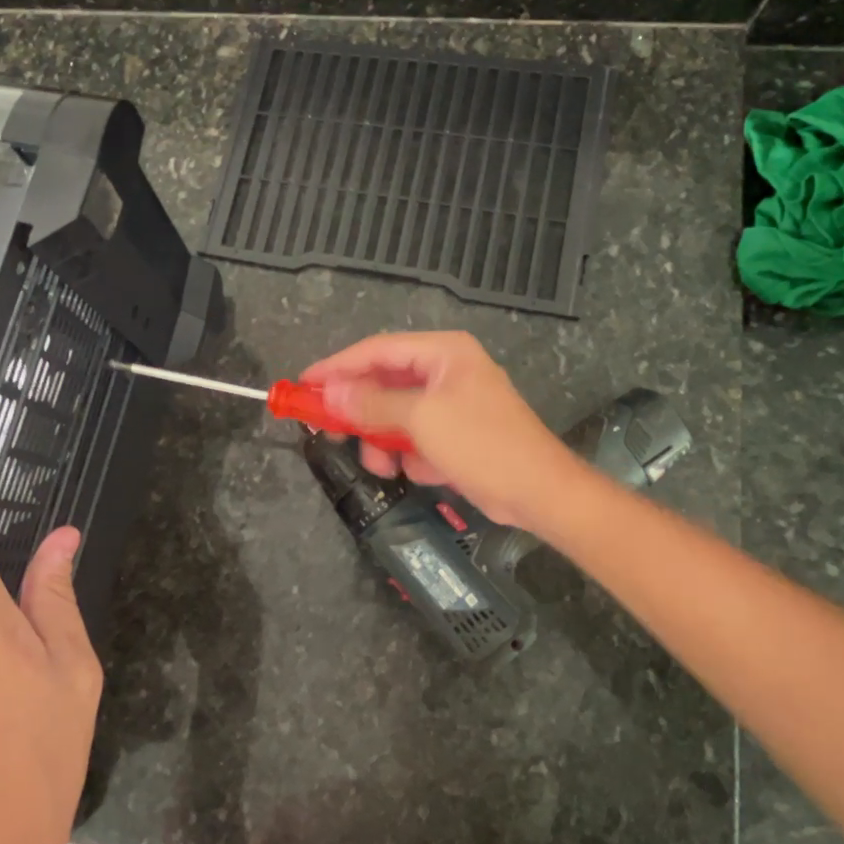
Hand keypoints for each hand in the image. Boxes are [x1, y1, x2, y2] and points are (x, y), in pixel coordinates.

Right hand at [302, 331, 587, 531]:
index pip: (376, 350)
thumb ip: (370, 404)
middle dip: (360, 412)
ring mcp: (452, 402)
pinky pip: (415, 436)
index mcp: (443, 352)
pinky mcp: (456, 433)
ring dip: (383, 440)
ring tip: (382, 465)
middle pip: (384, 382)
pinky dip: (410, 454)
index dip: (337, 366)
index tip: (303, 384)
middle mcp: (446, 370)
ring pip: (395, 414)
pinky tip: (423, 471)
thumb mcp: (420, 420)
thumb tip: (327, 393)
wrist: (540, 494)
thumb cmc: (482, 444)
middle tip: (327, 429)